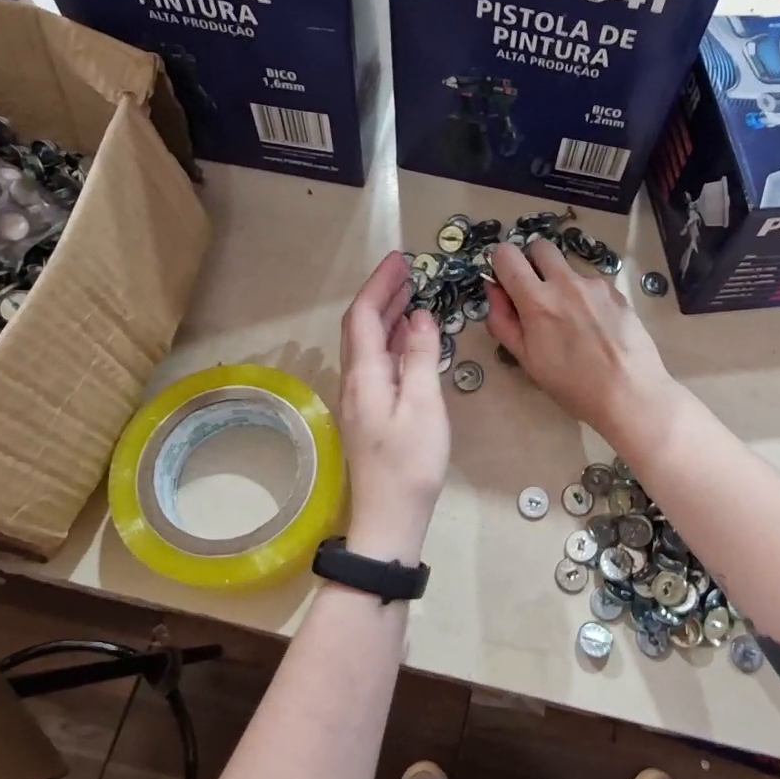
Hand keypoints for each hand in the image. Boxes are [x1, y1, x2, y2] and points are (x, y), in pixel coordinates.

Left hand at [338, 252, 449, 563]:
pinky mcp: (370, 414)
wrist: (389, 519)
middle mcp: (355, 382)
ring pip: (368, 346)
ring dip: (386, 317)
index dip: (379, 285)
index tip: (400, 260)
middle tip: (408, 271)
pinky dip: (392, 342)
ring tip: (410, 296)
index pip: (364, 317)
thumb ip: (421, 358)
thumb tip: (420, 318)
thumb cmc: (410, 463)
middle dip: (382, 295)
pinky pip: (377, 364)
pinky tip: (409, 342)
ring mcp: (360, 400)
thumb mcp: (424, 406)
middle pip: (362, 328)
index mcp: (364, 375)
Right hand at [485, 241, 682, 447]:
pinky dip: (586, 296)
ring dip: (561, 282)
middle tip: (536, 293)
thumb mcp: (526, 360)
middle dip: (532, 262)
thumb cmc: (571, 384)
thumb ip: (503, 320)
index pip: (506, 254)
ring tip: (572, 320)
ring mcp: (594, 284)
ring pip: (568, 267)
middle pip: (540, 247)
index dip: (501, 264)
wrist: (629, 393)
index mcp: (537, 300)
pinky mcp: (617, 291)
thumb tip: (494, 289)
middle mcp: (565, 282)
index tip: (507, 283)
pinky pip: (592, 283)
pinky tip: (596, 326)